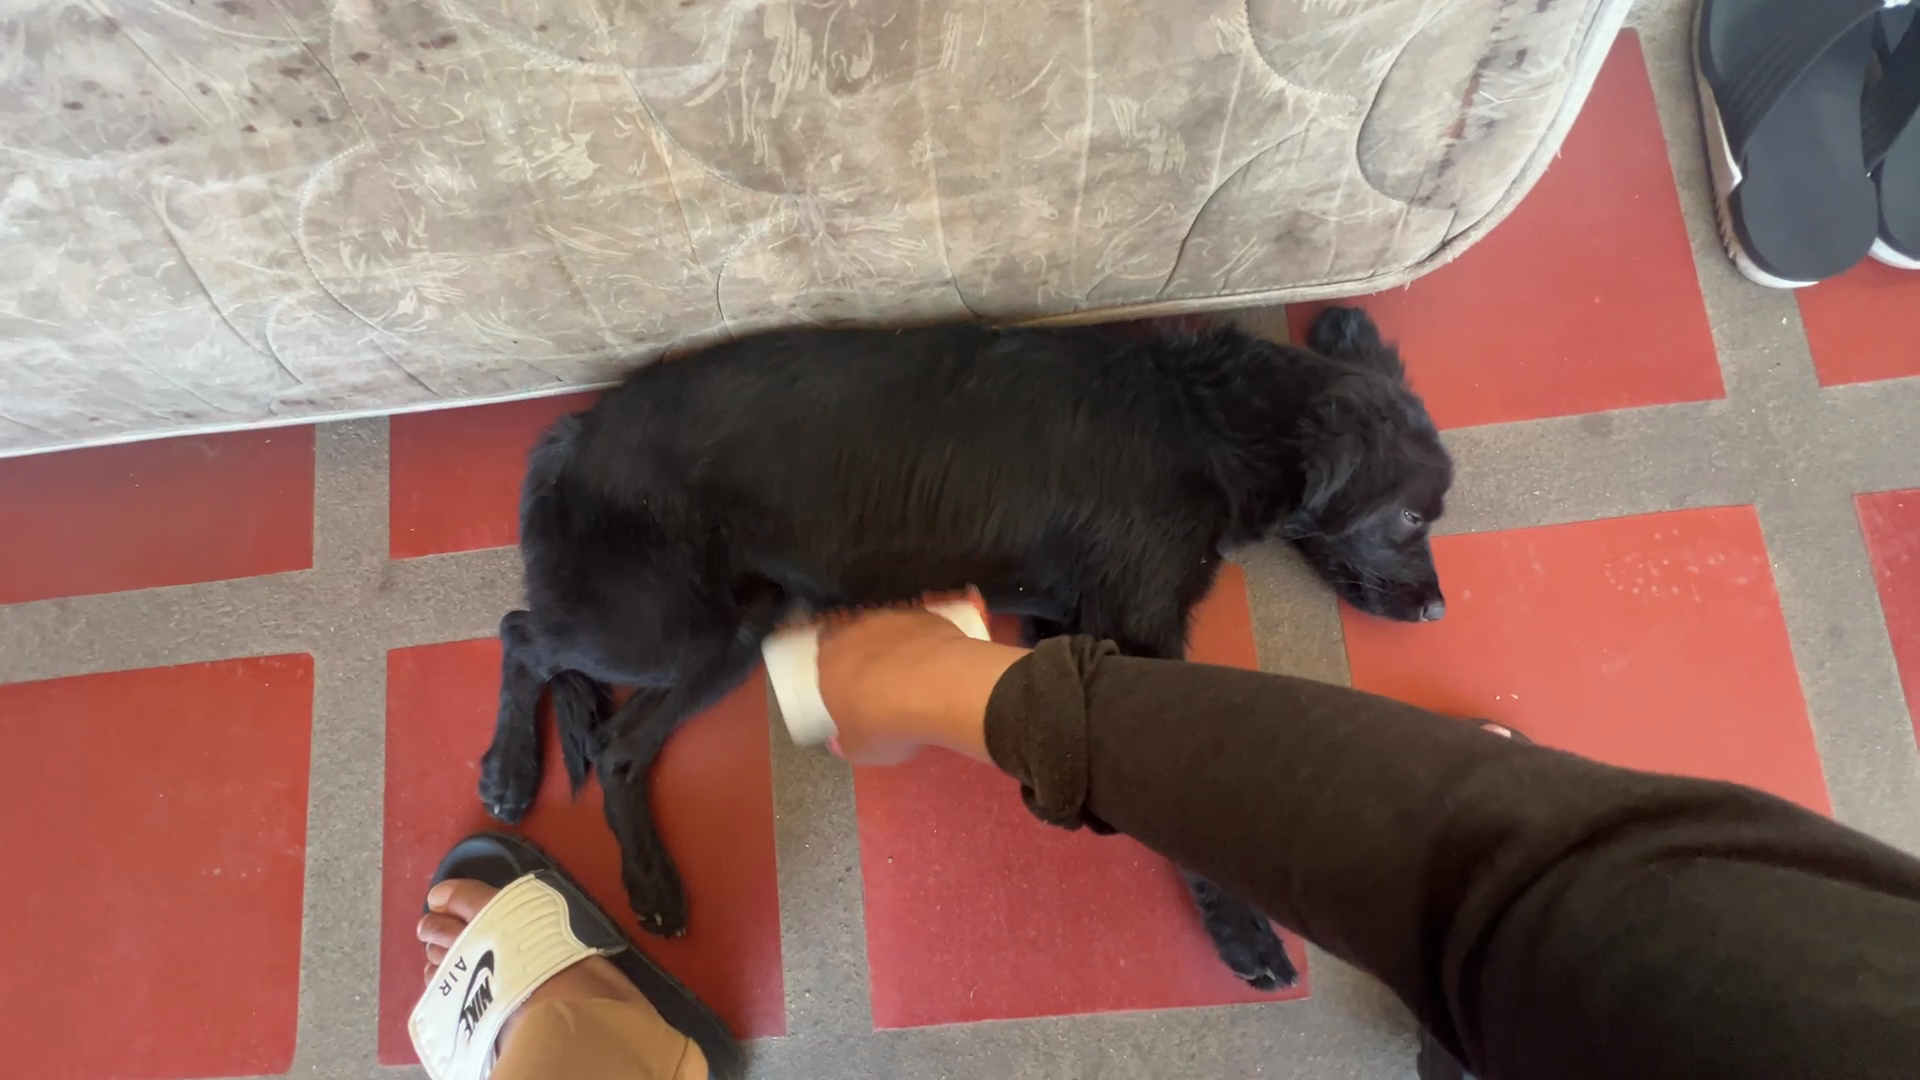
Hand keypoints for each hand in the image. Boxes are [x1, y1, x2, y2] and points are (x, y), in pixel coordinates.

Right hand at [814, 607, 1027, 765]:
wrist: (937, 689)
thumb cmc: (885, 722)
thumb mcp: (859, 748)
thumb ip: (847, 741)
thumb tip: (841, 741)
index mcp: (830, 657)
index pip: (824, 651)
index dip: (837, 668)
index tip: (849, 687)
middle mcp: (857, 629)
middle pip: (857, 637)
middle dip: (867, 656)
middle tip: (882, 684)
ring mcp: (894, 617)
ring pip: (890, 631)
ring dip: (898, 649)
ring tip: (915, 677)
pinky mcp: (927, 615)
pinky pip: (921, 631)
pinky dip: (927, 645)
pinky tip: (938, 666)